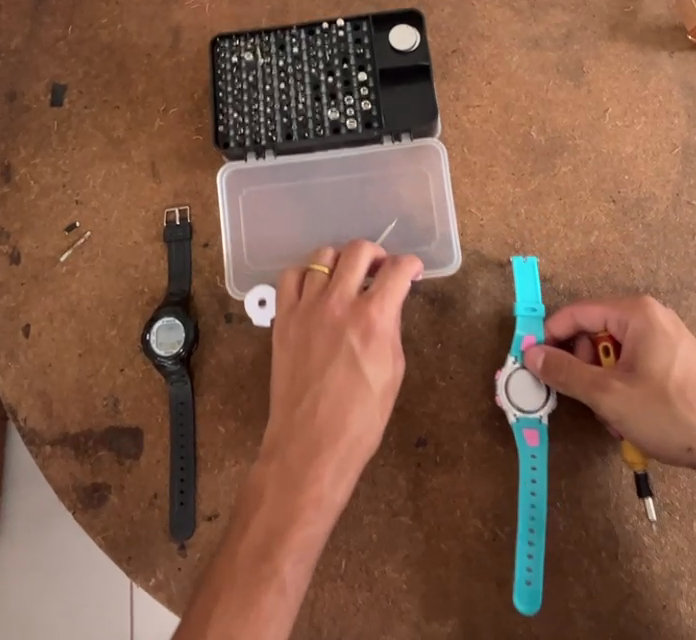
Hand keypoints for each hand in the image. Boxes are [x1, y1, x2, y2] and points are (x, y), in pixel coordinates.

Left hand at [261, 240, 420, 490]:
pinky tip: (315, 289)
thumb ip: (391, 328)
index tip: (412, 271)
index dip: (410, 264)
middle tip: (381, 270)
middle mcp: (339, 303)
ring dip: (341, 261)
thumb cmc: (361, 418)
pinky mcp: (283, 318)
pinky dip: (306, 275)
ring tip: (347, 277)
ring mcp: (307, 308)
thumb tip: (389, 304)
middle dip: (377, 254)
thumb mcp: (393, 370)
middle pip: (358, 250)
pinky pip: (291, 277)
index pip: (397, 269)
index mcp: (374, 318)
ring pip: (323, 256)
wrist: (312, 444)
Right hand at [523, 295, 695, 478]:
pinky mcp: (677, 363)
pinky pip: (634, 366)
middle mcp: (652, 317)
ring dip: (602, 385)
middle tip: (583, 398)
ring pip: (613, 354)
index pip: (576, 313)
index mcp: (636, 313)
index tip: (533, 364)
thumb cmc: (671, 414)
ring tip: (612, 417)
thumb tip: (531, 355)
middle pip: (594, 332)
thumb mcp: (608, 396)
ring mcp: (667, 339)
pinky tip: (630, 418)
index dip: (551, 337)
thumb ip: (565, 372)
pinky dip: (623, 389)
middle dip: (582, 367)